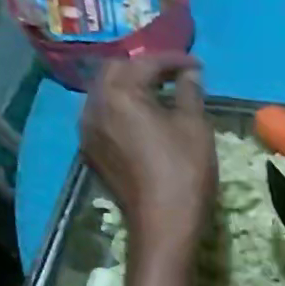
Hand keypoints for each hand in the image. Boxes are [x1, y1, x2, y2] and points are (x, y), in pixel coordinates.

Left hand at [79, 54, 214, 255]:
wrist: (162, 225)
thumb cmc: (183, 171)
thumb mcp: (194, 126)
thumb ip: (189, 91)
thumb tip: (189, 74)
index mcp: (119, 93)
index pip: (145, 62)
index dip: (173, 60)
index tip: (196, 66)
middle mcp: (94, 106)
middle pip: (115, 71)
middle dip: (143, 68)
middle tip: (172, 75)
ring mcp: (88, 132)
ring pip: (104, 94)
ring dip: (128, 88)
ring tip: (157, 95)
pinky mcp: (91, 153)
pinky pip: (102, 118)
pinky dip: (120, 110)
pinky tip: (141, 119)